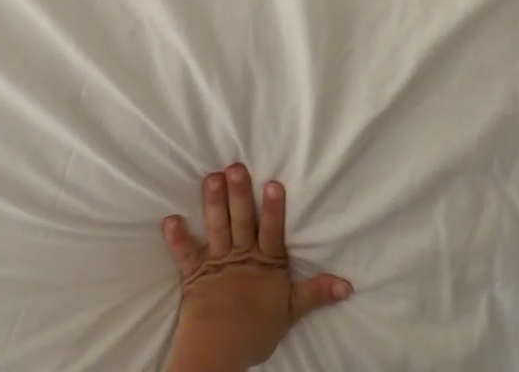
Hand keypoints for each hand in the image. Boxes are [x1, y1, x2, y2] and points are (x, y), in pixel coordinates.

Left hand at [160, 164, 350, 370]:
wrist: (220, 351)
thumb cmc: (256, 330)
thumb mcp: (292, 311)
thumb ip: (316, 293)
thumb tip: (348, 285)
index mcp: (266, 264)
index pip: (272, 231)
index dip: (272, 208)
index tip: (272, 183)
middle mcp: (242, 257)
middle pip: (242, 221)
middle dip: (239, 194)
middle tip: (235, 167)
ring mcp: (217, 263)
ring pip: (216, 228)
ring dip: (213, 203)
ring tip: (211, 178)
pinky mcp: (194, 274)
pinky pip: (184, 253)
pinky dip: (177, 238)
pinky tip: (169, 219)